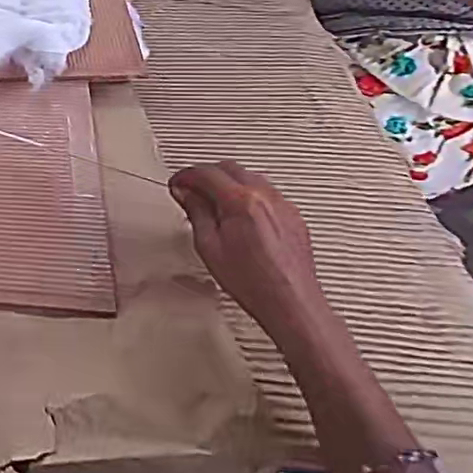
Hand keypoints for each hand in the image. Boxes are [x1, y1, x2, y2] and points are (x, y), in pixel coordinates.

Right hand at [169, 161, 326, 334]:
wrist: (290, 304)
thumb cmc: (255, 283)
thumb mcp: (209, 247)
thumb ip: (196, 212)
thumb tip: (186, 194)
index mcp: (241, 201)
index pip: (206, 173)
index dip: (186, 176)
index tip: (179, 183)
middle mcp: (266, 197)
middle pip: (229, 168)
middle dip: (207, 175)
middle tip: (192, 189)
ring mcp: (283, 205)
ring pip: (249, 177)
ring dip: (229, 183)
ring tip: (214, 203)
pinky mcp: (293, 215)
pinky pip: (267, 192)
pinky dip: (249, 195)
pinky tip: (240, 214)